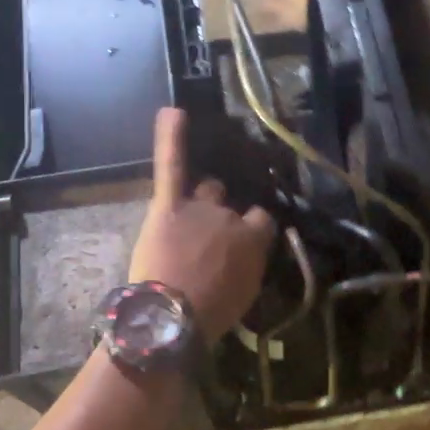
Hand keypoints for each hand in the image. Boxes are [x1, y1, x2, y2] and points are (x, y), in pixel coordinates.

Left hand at [128, 108, 276, 337]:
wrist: (171, 318)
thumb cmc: (210, 315)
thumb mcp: (245, 293)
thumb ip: (248, 265)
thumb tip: (246, 255)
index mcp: (255, 241)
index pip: (261, 220)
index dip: (249, 230)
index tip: (239, 244)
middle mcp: (232, 216)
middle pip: (230, 204)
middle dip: (222, 216)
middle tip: (206, 242)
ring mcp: (200, 207)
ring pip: (208, 188)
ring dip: (203, 197)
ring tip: (189, 217)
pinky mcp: (168, 204)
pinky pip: (172, 163)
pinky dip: (171, 136)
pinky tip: (172, 112)